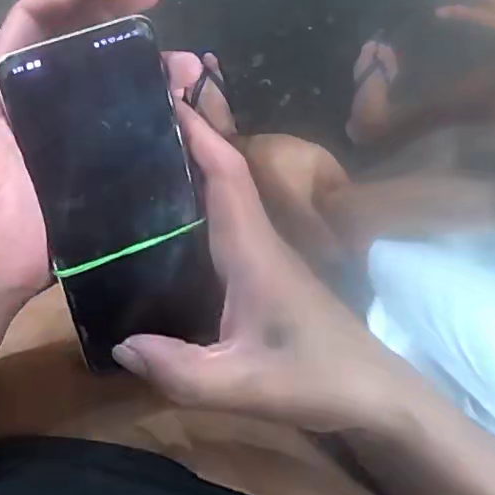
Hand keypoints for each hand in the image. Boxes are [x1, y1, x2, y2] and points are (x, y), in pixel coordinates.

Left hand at [0, 0, 162, 313]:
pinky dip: (150, 102)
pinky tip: (178, 102)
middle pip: (78, 39)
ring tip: (184, 59)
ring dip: (144, 59)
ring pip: (108, 77)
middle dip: (113, 10)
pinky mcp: (91, 157)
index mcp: (5, 85)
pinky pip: (124, 117)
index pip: (35, 18)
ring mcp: (65, 128)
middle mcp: (37, 98)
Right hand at [111, 103, 416, 433]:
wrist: (376, 395)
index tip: (167, 100)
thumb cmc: (316, 380)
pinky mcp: (262, 269)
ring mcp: (263, 253)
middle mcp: (257, 240)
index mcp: (253, 251)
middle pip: (223, 173)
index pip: (227, 176)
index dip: (200, 135)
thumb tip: (118, 344)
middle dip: (190, 137)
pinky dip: (198, 198)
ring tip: (145, 152)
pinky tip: (168, 214)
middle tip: (142, 118)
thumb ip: (181, 371)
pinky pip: (225, 219)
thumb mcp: (244, 385)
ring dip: (194, 164)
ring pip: (226, 194)